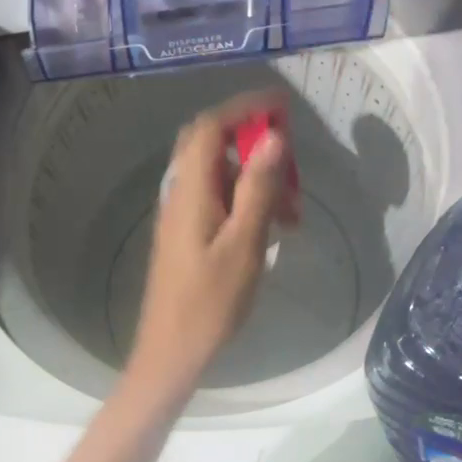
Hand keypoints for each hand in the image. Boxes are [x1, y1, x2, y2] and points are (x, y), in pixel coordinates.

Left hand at [129, 93, 295, 386]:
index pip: (210, 126)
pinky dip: (243, 204)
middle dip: (253, 145)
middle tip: (290, 169)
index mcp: (189, 191)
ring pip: (217, 178)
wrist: (171, 352)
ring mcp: (178, 219)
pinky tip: (269, 232)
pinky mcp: (183, 240)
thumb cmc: (209, 303)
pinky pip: (214, 203)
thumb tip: (273, 136)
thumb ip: (258, 188)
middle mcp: (178, 196)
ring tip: (291, 215)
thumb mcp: (244, 244)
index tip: (284, 110)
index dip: (245, 109)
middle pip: (211, 147)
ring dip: (254, 181)